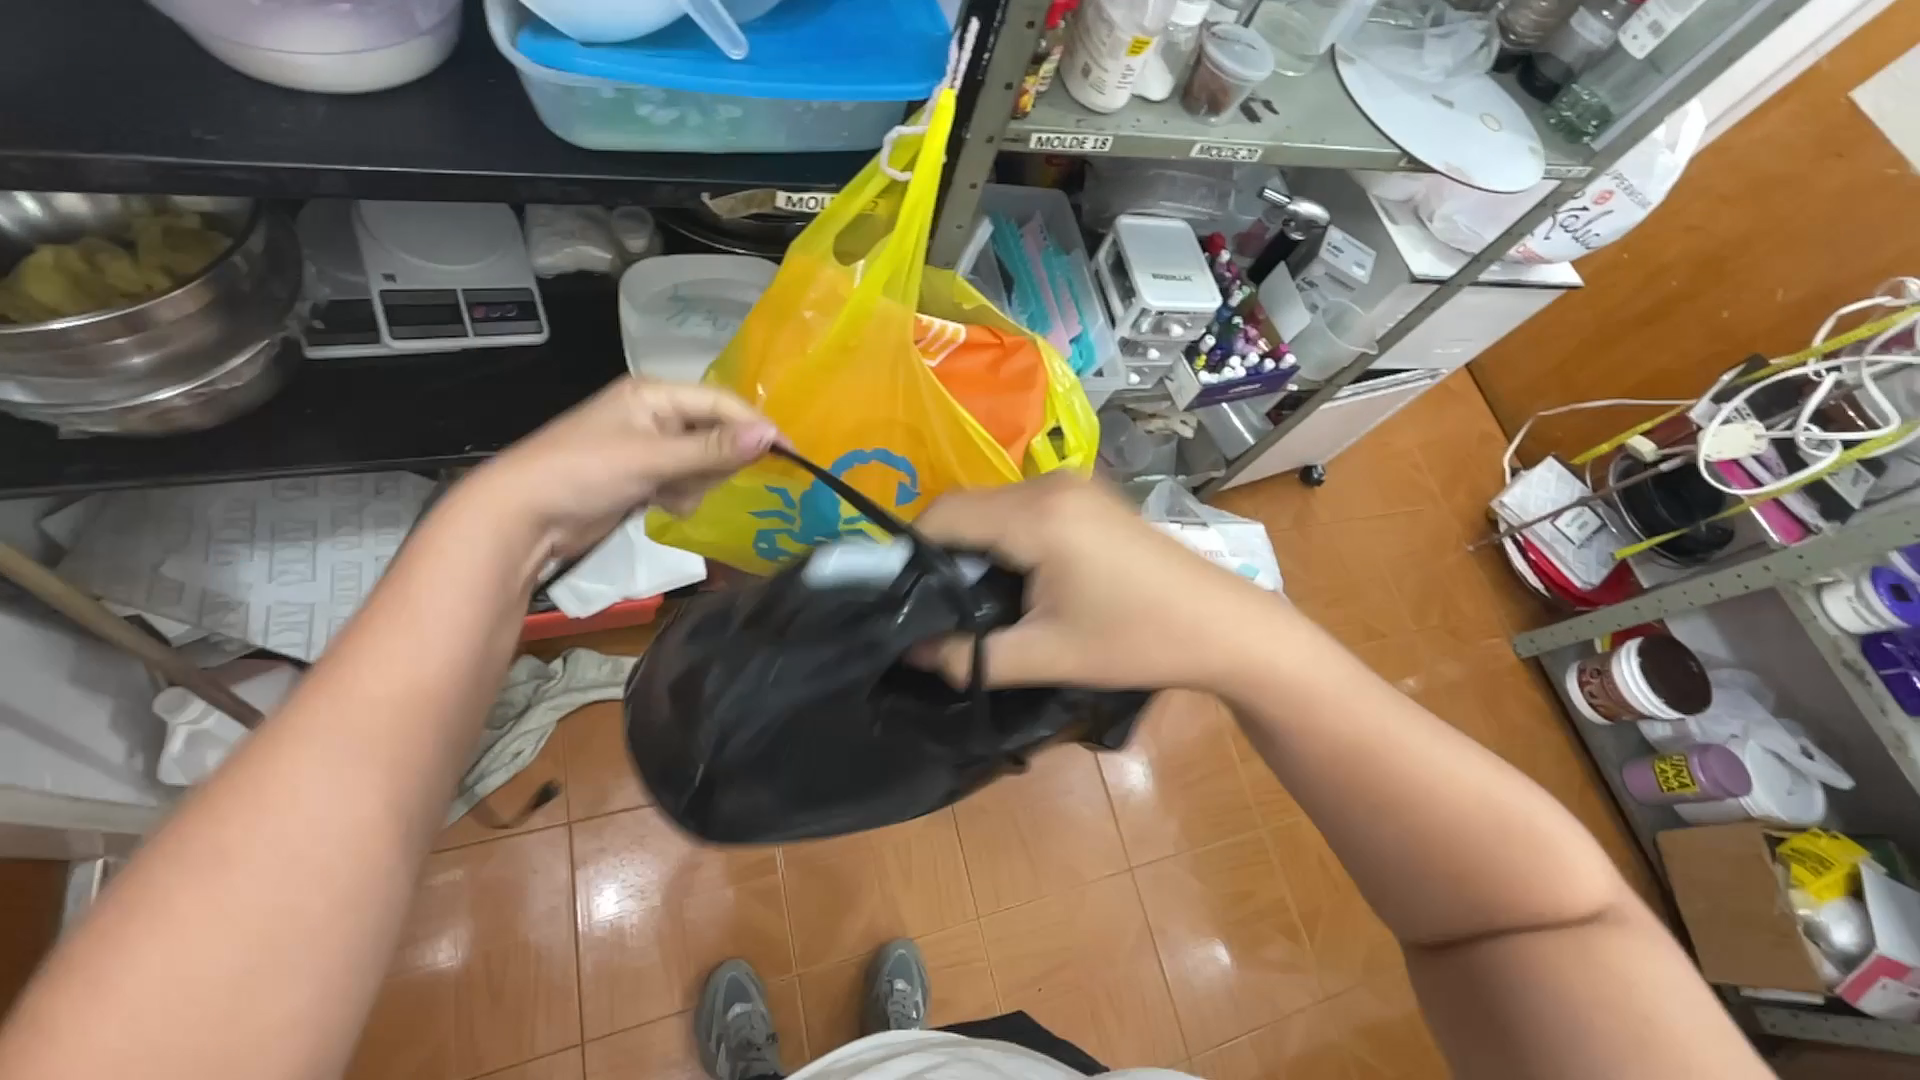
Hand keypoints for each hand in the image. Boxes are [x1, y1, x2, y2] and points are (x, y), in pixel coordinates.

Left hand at [463, 376, 776, 558]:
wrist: (523, 517)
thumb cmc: (583, 473)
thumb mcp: (652, 458)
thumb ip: (713, 449)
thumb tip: (770, 436)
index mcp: (652, 394)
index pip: (720, 403)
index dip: (754, 426)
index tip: (789, 452)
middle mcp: (653, 415)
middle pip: (714, 433)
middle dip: (716, 461)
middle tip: (702, 482)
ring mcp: (647, 448)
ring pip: (702, 462)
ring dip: (697, 483)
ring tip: (671, 496)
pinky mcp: (642, 478)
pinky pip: (684, 482)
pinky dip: (682, 496)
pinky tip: (663, 505)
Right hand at [912, 473, 1270, 689]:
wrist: (1225, 625)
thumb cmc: (1138, 641)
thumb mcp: (1048, 655)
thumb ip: (971, 656)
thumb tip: (910, 653)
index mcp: (1037, 515)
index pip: (942, 515)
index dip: (909, 554)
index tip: (898, 599)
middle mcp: (1049, 484)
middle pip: (965, 506)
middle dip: (939, 553)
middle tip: (931, 608)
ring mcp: (1072, 485)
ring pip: (991, 507)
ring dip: (972, 546)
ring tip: (969, 599)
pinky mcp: (1087, 496)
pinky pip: (1020, 508)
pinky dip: (1001, 538)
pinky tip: (1011, 579)